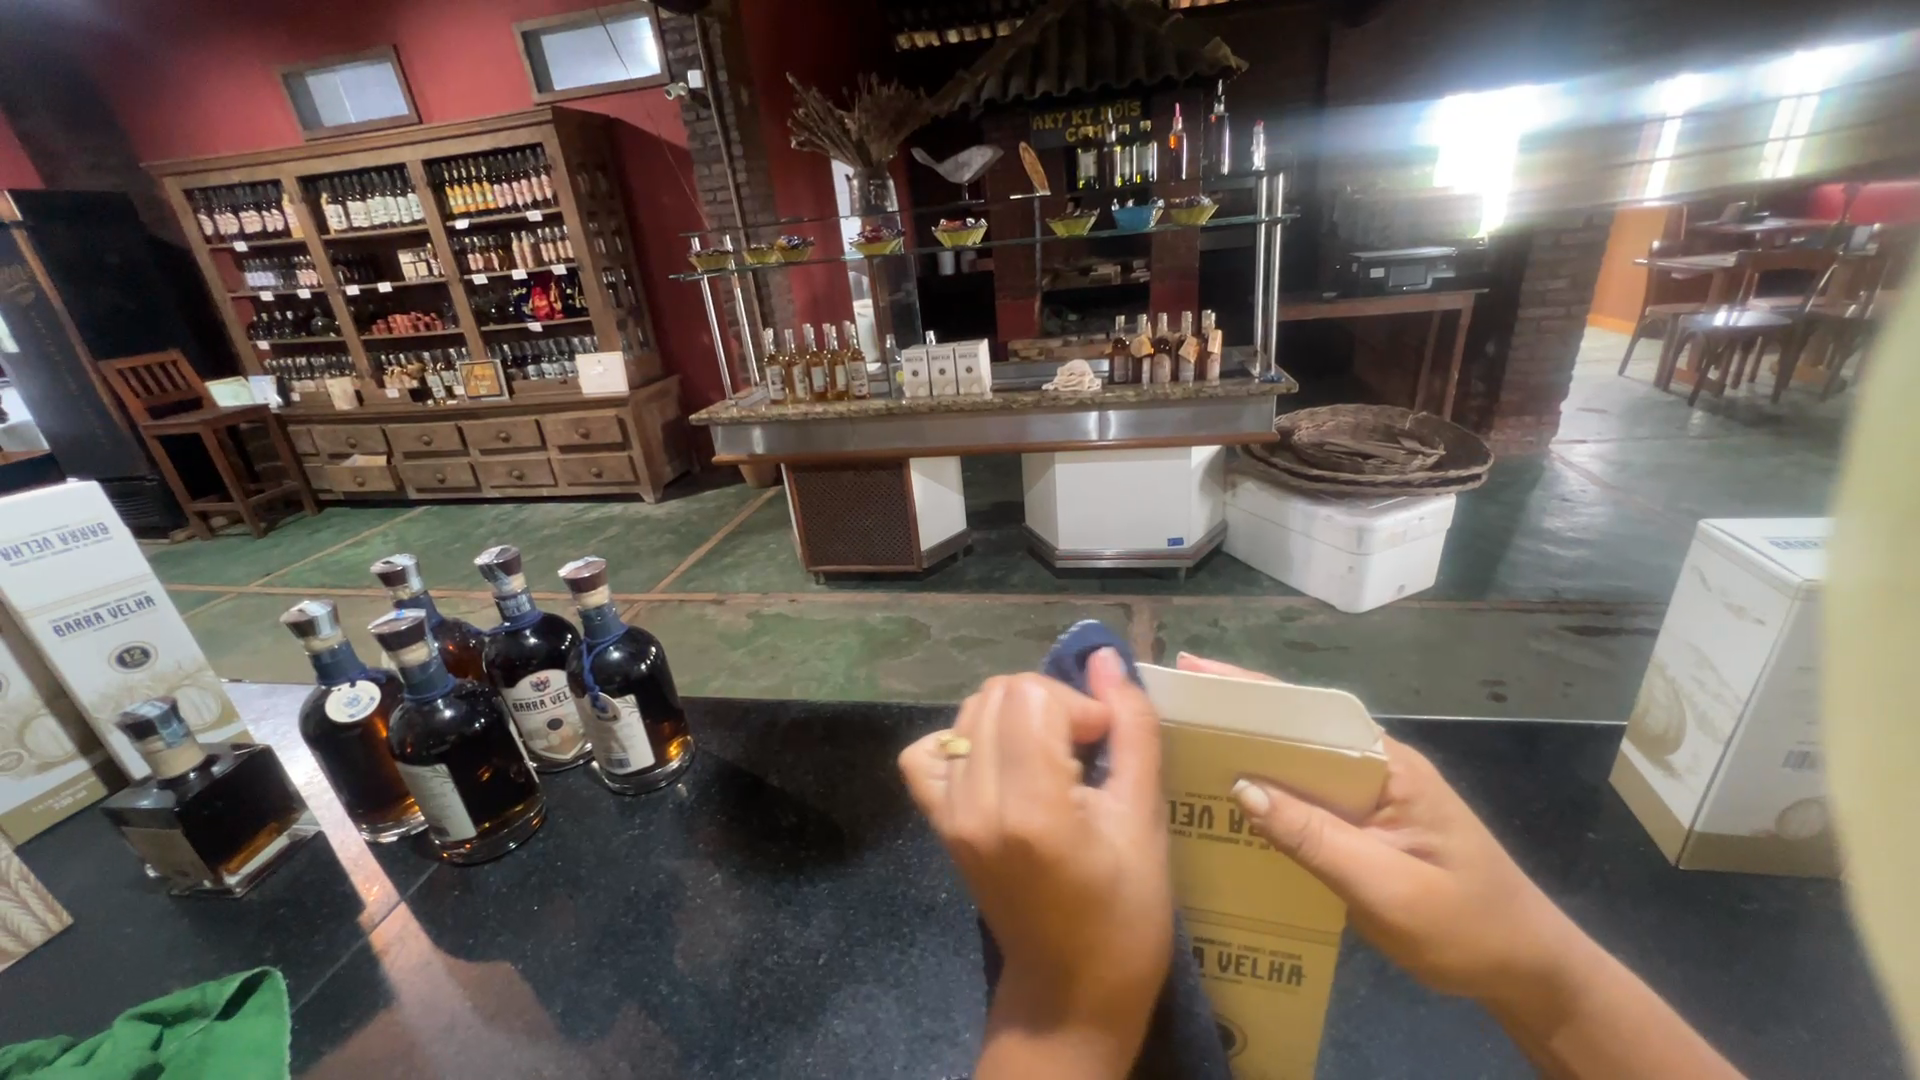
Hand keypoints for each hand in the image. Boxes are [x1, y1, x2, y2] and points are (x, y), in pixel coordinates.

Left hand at [899, 650, 1170, 1074]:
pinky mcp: (937, 822)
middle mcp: (975, 801)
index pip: (1032, 694)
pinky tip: (998, 763)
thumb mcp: (1144, 817)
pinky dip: (962, 740)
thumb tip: (1106, 659)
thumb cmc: (1125, 913)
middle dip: (1048, 704)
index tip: (1104, 743)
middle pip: (998, 692)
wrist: (1069, 991)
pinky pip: (928, 751)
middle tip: (1082, 752)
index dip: (1079, 705)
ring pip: (969, 711)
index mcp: (1031, 806)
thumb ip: (1131, 728)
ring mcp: (948, 812)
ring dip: (1014, 716)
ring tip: (1048, 759)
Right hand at [1178, 653, 1577, 1006]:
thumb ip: (1314, 837)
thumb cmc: (1467, 927)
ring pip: (1296, 759)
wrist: (1529, 973)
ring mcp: (1370, 792)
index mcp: (1387, 763)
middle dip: (1235, 708)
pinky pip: (1305, 792)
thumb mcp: (1386, 887)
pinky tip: (1228, 794)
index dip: (1247, 688)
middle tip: (1173, 698)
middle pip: (1296, 726)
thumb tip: (1240, 787)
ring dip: (1246, 747)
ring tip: (1186, 736)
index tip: (1194, 669)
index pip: (1308, 711)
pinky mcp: (1364, 820)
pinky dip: (1266, 786)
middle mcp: (1375, 764)